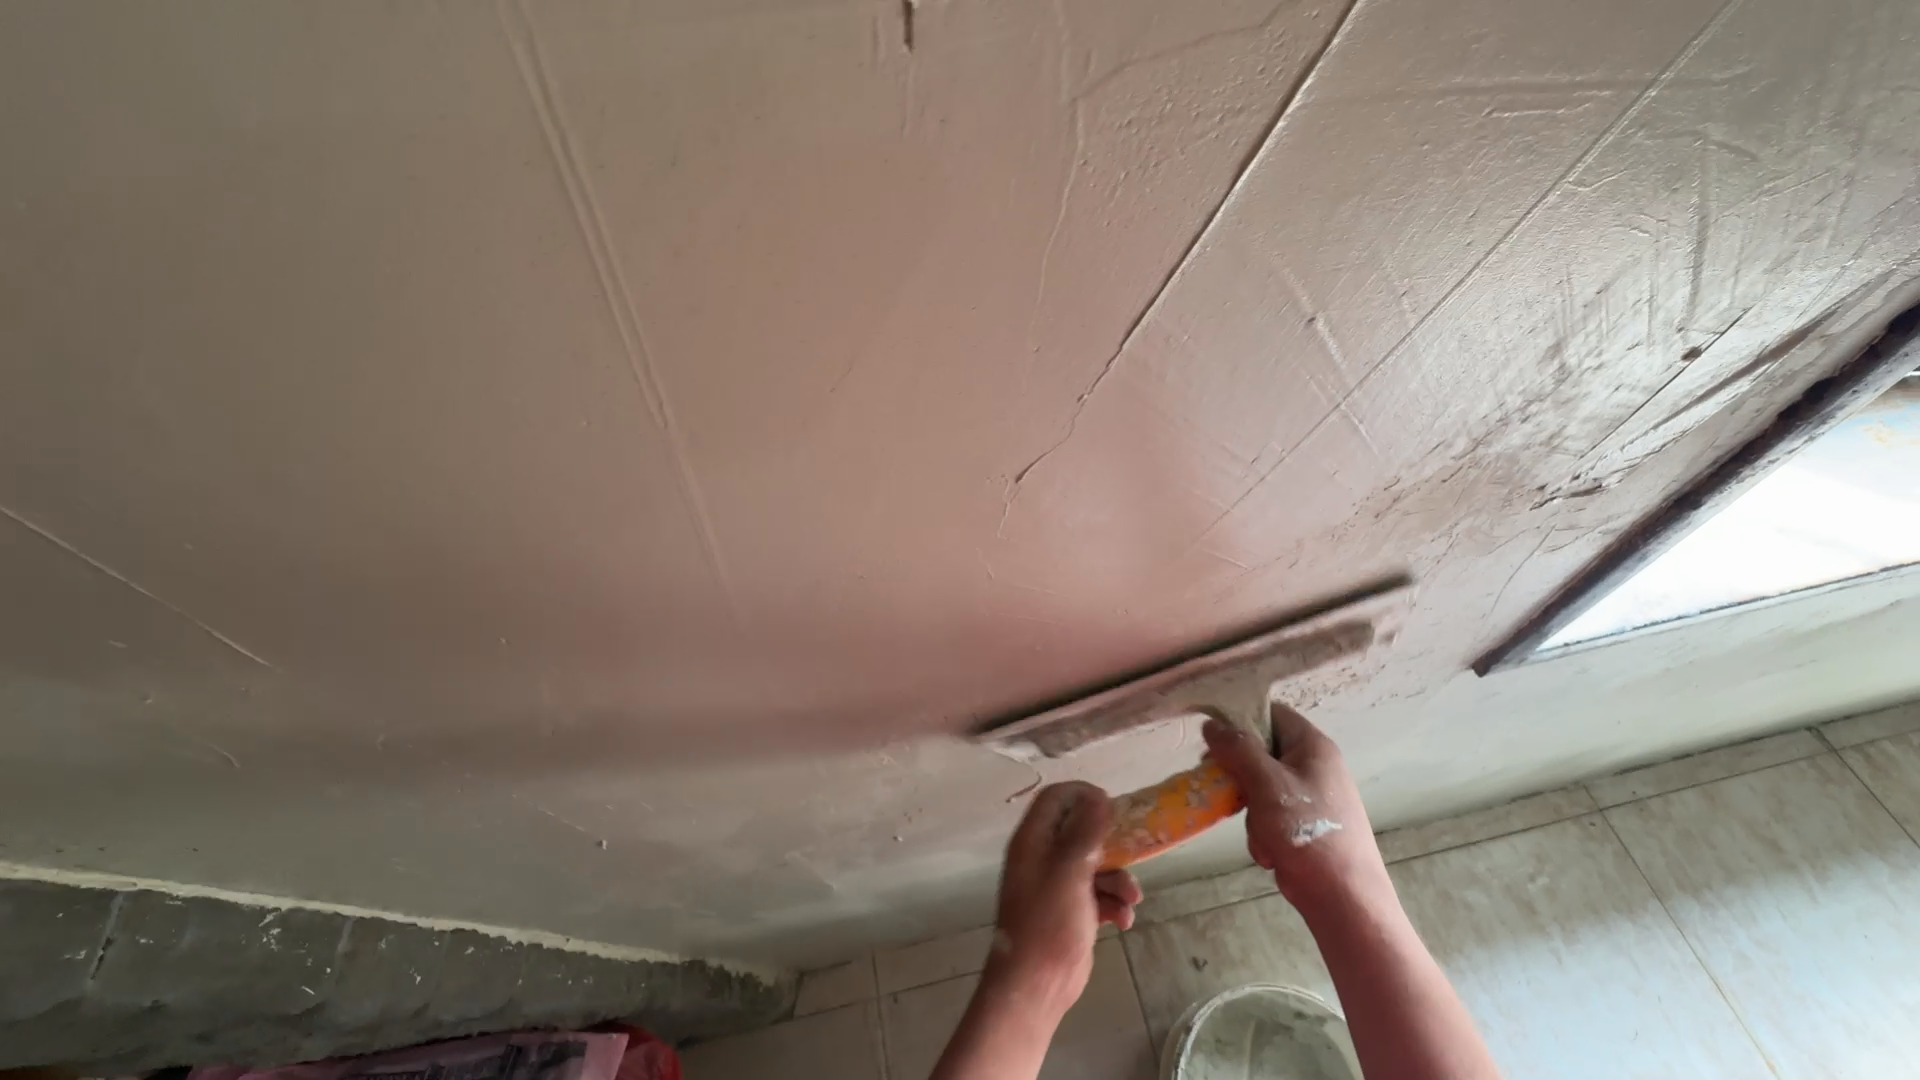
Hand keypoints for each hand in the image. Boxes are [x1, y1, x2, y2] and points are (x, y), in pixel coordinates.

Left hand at [987, 782, 1142, 1012]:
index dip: (1082, 795)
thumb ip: (1084, 833)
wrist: (1037, 985)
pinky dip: (1114, 904)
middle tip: (1133, 850)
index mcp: (1033, 840)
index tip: (1112, 806)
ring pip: (1096, 865)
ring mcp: (1058, 884)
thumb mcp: (1068, 872)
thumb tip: (1099, 797)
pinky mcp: (1073, 910)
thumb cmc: (1047, 922)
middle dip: (1111, 844)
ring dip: (1119, 880)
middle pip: (1080, 831)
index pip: (1055, 798)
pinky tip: (1123, 921)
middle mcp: (1044, 856)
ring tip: (1132, 900)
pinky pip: (1100, 894)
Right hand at [1202, 704, 1389, 913]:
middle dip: (1241, 774)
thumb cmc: (1307, 831)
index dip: (1240, 718)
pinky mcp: (1304, 824)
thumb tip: (1211, 724)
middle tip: (1222, 785)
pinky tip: (1271, 852)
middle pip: (1261, 751)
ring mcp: (1310, 796)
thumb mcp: (1266, 783)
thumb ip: (1237, 749)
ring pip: (1260, 786)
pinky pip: (1270, 814)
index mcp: (1312, 746)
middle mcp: (1313, 765)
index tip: (1212, 736)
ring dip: (1251, 810)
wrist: (1344, 897)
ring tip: (1261, 833)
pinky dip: (1263, 831)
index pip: (1271, 712)